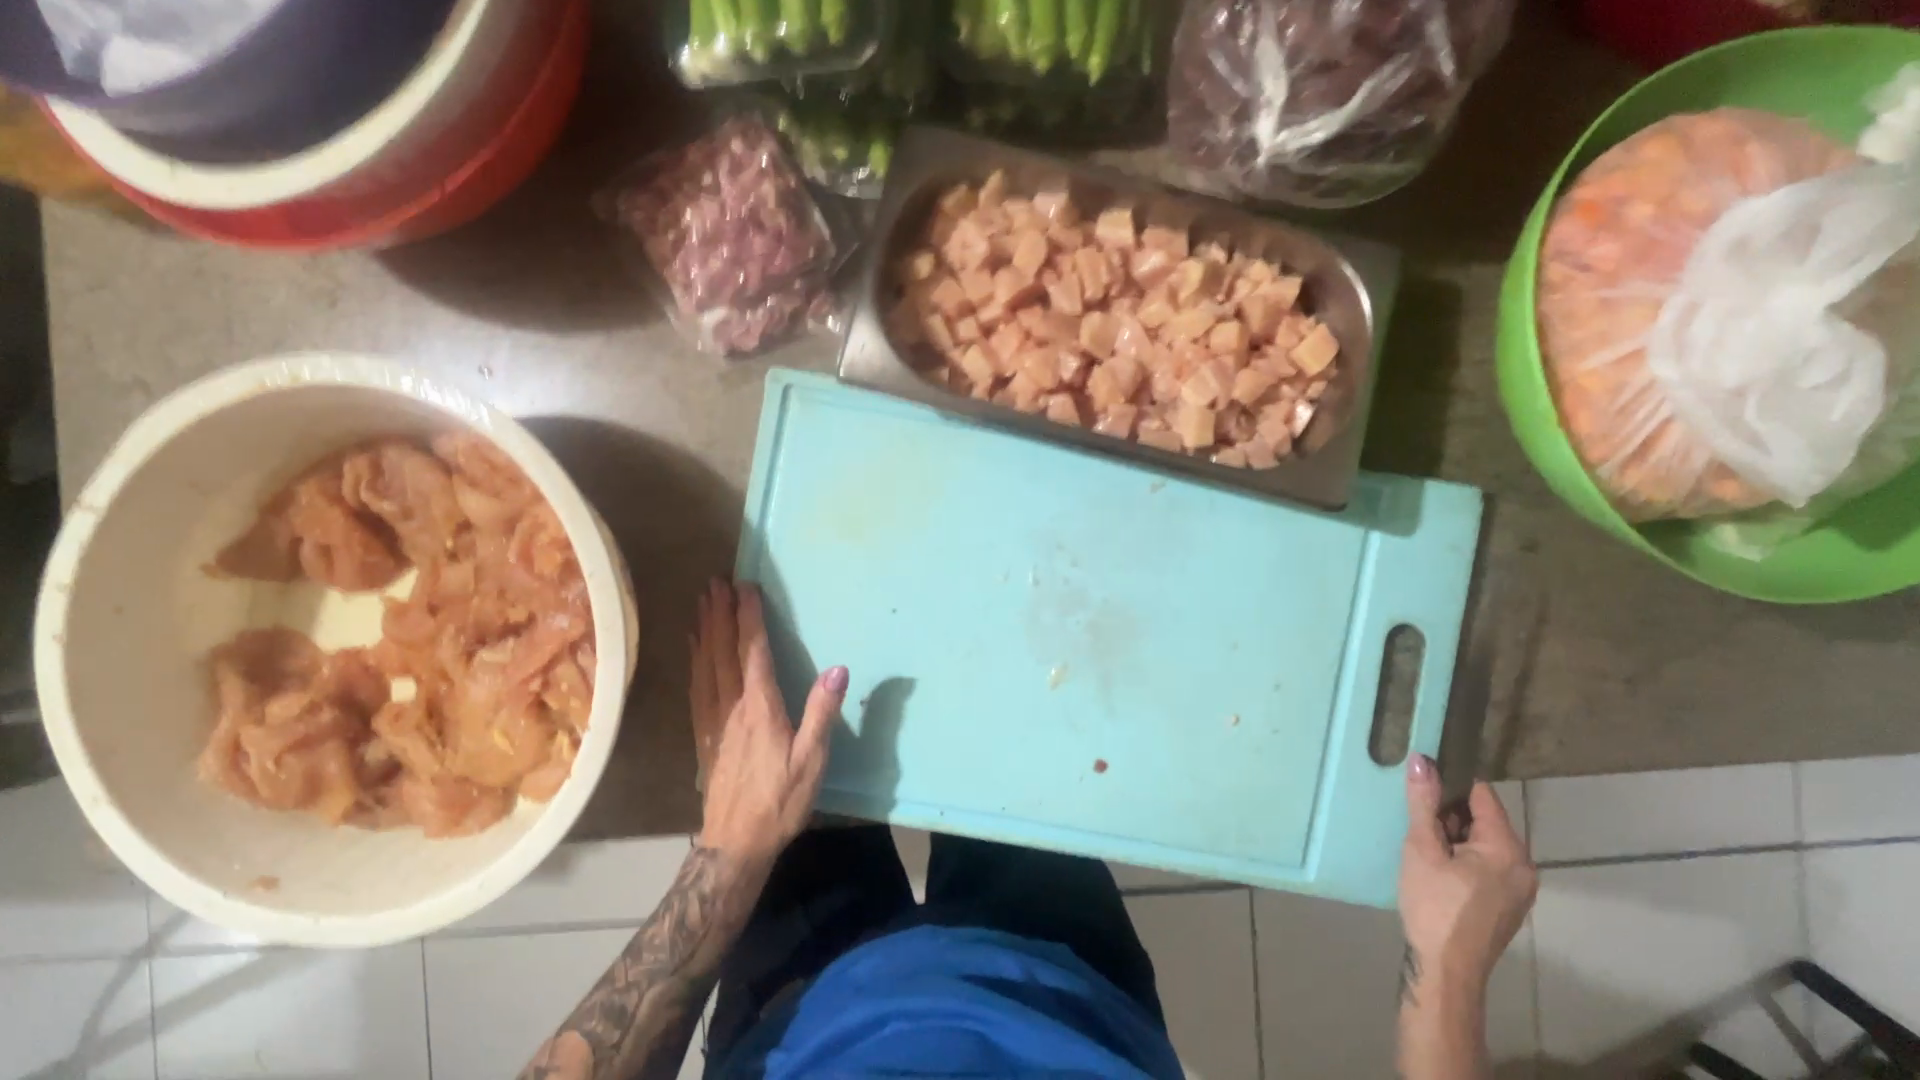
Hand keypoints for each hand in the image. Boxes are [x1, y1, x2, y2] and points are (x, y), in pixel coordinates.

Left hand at [689, 580, 847, 866]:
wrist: (735, 842)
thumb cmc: (780, 801)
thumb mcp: (811, 761)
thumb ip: (822, 713)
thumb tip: (837, 668)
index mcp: (760, 709)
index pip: (752, 652)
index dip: (748, 618)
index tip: (745, 586)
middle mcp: (732, 706)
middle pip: (723, 651)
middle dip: (720, 614)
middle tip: (716, 581)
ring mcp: (713, 720)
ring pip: (705, 664)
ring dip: (704, 629)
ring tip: (702, 602)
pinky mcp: (704, 734)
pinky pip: (696, 685)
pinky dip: (694, 659)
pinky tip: (693, 647)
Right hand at [1398, 755, 1537, 996]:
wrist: (1447, 970)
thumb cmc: (1433, 905)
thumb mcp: (1421, 849)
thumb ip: (1423, 803)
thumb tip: (1422, 760)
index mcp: (1507, 847)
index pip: (1482, 795)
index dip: (1451, 785)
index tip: (1423, 787)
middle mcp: (1524, 865)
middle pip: (1485, 820)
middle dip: (1452, 816)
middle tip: (1418, 826)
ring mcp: (1521, 888)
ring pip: (1486, 845)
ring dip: (1457, 839)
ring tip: (1425, 849)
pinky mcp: (1510, 905)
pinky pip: (1490, 866)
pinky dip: (1466, 860)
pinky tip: (1441, 873)